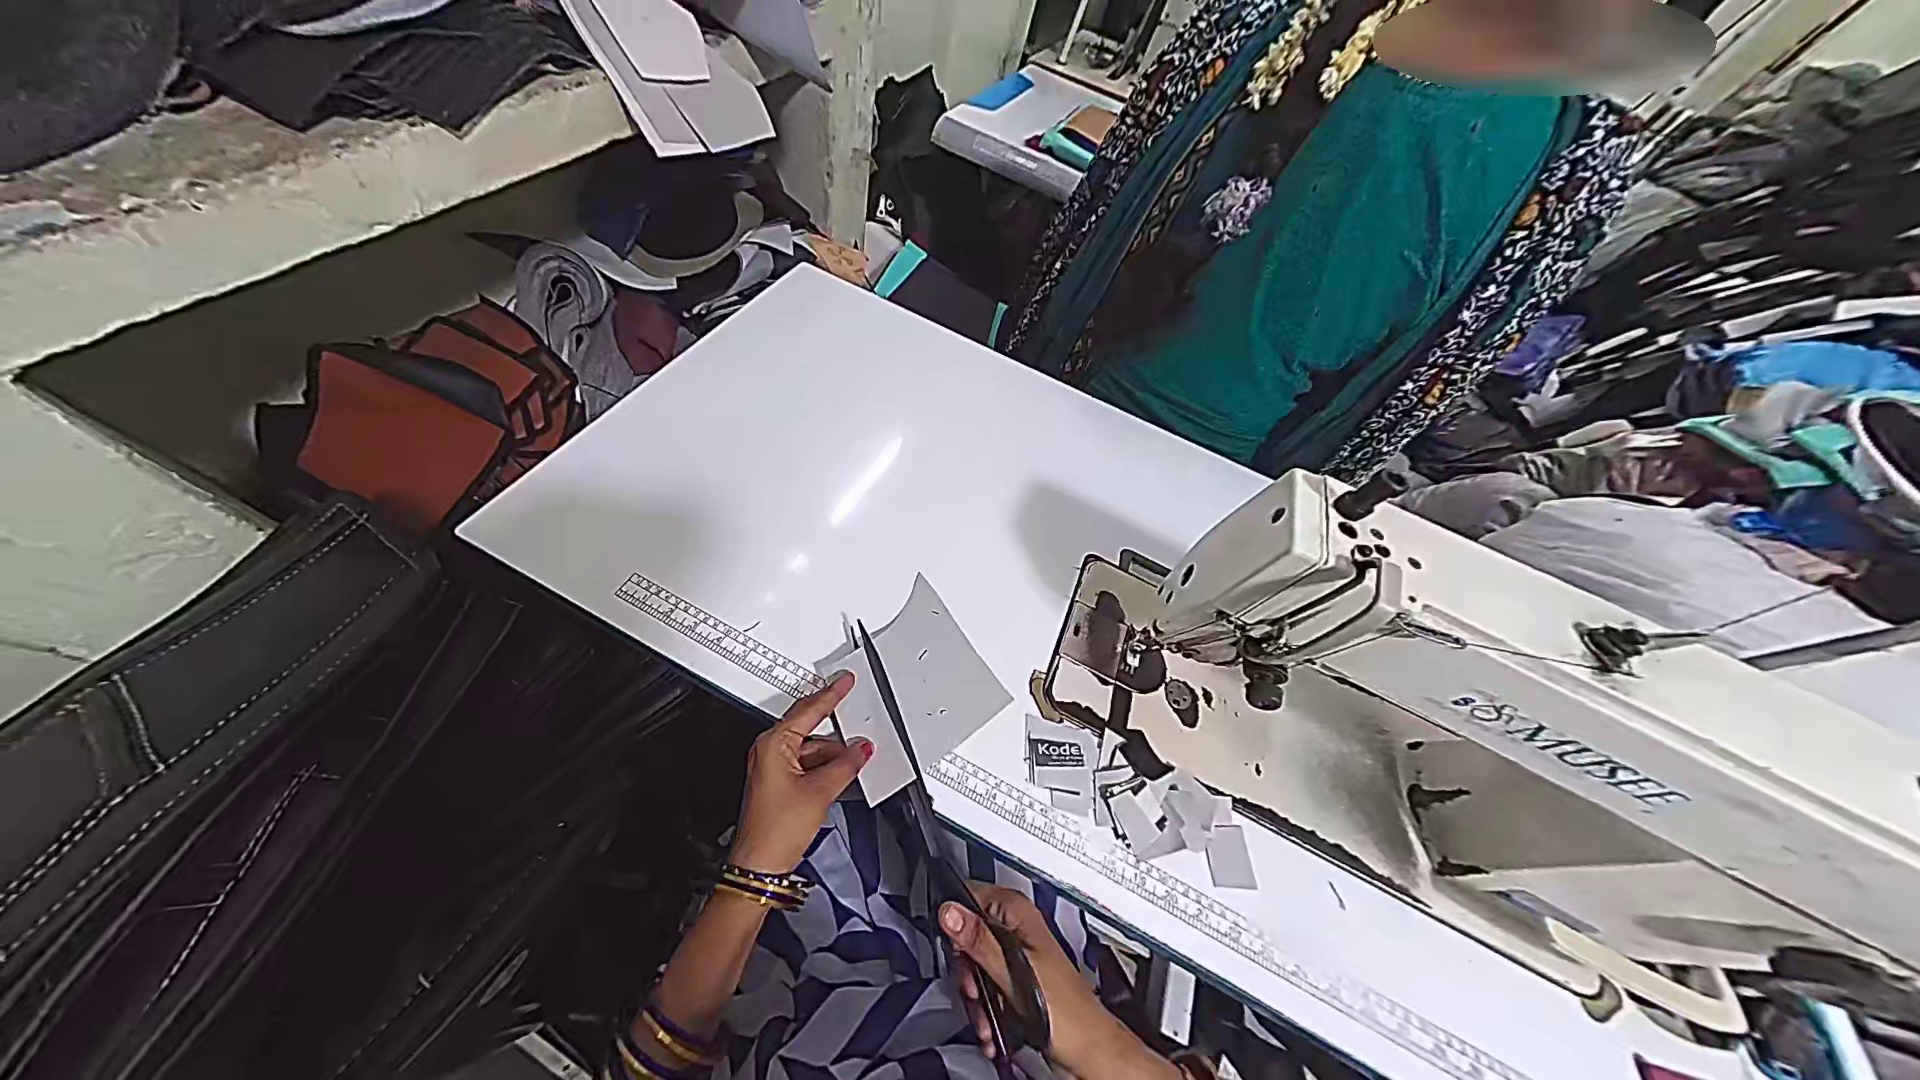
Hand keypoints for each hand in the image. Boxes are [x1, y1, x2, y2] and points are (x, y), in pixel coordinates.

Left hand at [729, 672, 871, 874]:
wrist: (761, 866)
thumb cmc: (775, 831)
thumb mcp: (821, 791)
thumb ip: (846, 764)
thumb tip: (861, 749)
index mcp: (774, 744)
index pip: (809, 709)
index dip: (831, 694)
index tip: (844, 681)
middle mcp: (770, 751)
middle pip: (811, 728)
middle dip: (837, 731)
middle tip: (858, 724)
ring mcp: (774, 767)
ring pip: (812, 748)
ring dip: (834, 754)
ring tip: (856, 759)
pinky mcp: (779, 782)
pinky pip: (808, 764)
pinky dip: (826, 767)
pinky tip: (843, 773)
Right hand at [941, 886, 1176, 1078]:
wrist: (1087, 1048)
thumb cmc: (1064, 1011)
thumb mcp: (1012, 973)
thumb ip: (978, 939)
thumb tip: (950, 911)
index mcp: (1017, 911)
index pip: (968, 897)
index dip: (954, 925)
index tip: (955, 951)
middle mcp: (1016, 924)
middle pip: (968, 934)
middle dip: (966, 970)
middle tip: (974, 989)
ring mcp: (1016, 949)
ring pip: (974, 961)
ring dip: (974, 993)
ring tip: (985, 1013)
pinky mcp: (1015, 974)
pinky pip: (985, 980)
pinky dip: (984, 1002)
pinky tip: (990, 1023)